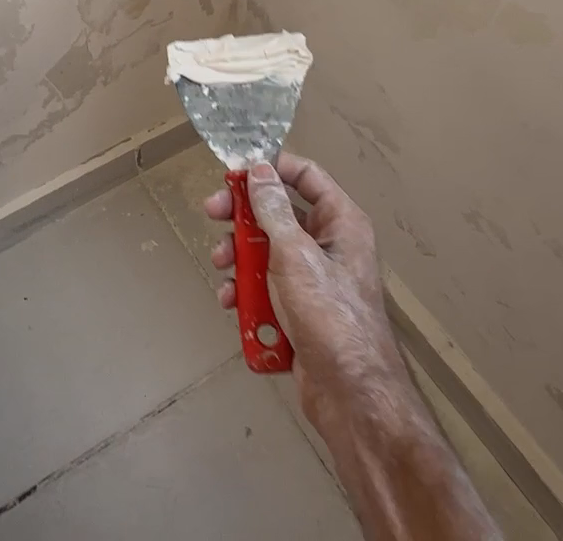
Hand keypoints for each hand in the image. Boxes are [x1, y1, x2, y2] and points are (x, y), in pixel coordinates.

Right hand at [205, 154, 404, 428]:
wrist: (350, 394)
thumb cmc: (330, 316)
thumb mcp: (296, 256)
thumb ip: (273, 210)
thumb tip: (258, 169)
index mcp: (340, 222)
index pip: (306, 176)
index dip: (271, 168)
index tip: (235, 171)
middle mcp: (328, 244)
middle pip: (278, 213)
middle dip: (242, 215)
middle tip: (211, 213)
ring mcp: (312, 279)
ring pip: (265, 252)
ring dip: (238, 258)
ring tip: (221, 267)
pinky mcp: (297, 310)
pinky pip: (265, 288)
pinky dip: (246, 293)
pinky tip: (231, 303)